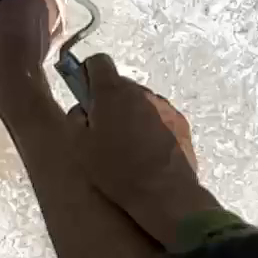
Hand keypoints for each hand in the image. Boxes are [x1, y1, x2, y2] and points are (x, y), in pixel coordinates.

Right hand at [68, 54, 219, 245]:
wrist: (165, 196)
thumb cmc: (116, 170)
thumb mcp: (79, 146)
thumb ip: (75, 117)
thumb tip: (84, 108)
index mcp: (111, 91)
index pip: (98, 61)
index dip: (88, 73)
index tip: (86, 93)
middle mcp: (139, 91)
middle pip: (119, 84)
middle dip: (110, 99)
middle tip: (105, 128)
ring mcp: (164, 106)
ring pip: (139, 101)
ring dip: (131, 113)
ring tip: (129, 144)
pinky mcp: (181, 123)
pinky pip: (158, 116)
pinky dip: (151, 126)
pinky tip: (148, 151)